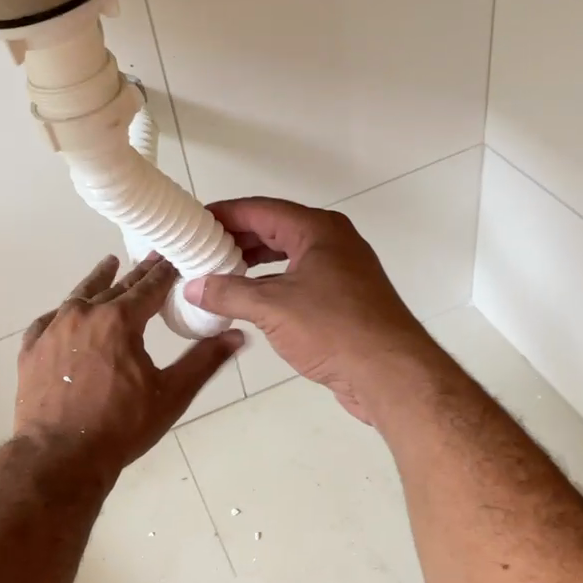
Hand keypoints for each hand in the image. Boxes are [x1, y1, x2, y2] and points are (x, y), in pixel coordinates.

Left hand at [16, 253, 243, 481]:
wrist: (59, 456)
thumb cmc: (120, 427)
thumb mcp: (171, 394)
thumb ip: (204, 361)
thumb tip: (237, 335)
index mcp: (119, 320)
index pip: (150, 287)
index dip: (165, 273)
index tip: (175, 258)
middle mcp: (84, 315)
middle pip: (117, 287)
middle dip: (138, 274)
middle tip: (152, 258)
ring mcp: (52, 331)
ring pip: (79, 297)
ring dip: (98, 281)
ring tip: (108, 265)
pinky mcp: (31, 350)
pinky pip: (49, 321)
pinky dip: (63, 313)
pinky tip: (67, 313)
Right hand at [184, 198, 447, 423]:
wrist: (390, 373)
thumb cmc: (333, 330)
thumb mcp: (272, 308)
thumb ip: (228, 293)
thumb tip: (192, 287)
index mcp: (317, 230)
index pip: (260, 209)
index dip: (224, 214)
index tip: (192, 222)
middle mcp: (331, 241)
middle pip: (274, 229)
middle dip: (235, 238)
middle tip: (198, 249)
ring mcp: (340, 270)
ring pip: (286, 256)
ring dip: (252, 263)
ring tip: (216, 272)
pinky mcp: (343, 298)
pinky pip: (297, 279)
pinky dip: (270, 284)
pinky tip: (248, 299)